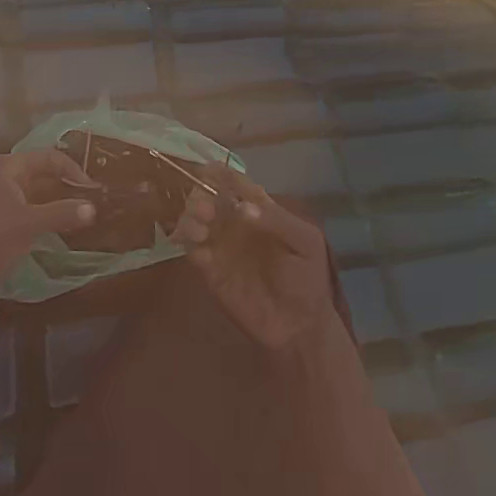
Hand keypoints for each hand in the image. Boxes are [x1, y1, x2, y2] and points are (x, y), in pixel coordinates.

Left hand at [0, 151, 97, 303]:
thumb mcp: (28, 223)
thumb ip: (61, 213)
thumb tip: (92, 208)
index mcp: (6, 167)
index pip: (49, 158)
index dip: (73, 170)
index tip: (92, 188)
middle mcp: (2, 177)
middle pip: (43, 174)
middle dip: (67, 186)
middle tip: (93, 200)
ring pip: (37, 194)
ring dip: (58, 202)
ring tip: (84, 214)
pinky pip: (30, 211)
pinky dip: (47, 216)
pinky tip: (64, 228)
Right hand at [170, 164, 332, 350]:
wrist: (300, 326)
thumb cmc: (306, 278)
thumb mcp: (304, 243)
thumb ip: (277, 221)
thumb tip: (243, 207)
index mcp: (259, 210)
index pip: (235, 183)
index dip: (220, 174)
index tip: (207, 169)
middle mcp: (235, 223)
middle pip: (208, 198)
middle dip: (200, 197)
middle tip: (205, 210)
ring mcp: (221, 246)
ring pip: (195, 221)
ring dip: (190, 218)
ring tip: (201, 230)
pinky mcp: (211, 271)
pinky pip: (192, 251)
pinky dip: (188, 245)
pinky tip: (199, 250)